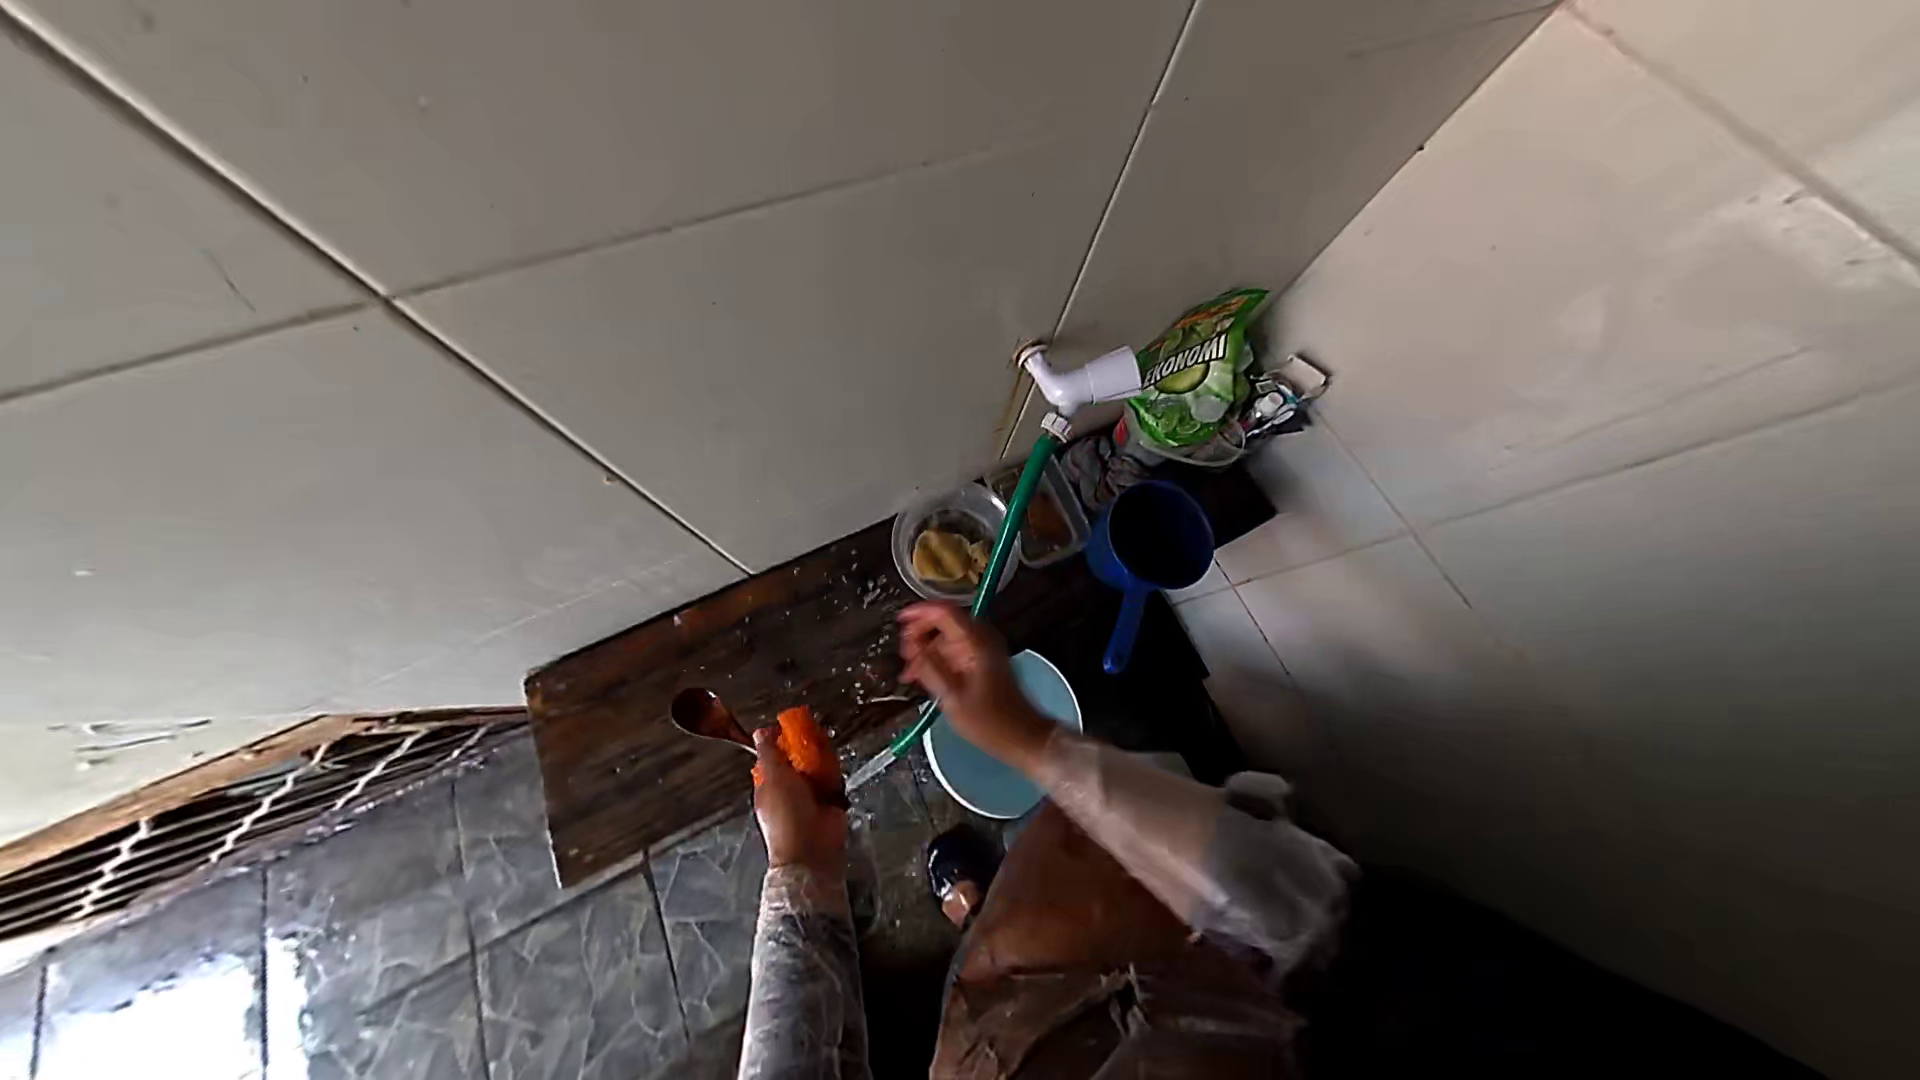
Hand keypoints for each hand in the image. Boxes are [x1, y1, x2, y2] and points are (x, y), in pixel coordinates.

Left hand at [753, 727, 847, 872]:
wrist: (812, 848)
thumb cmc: (786, 813)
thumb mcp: (773, 777)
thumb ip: (768, 753)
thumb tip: (759, 731)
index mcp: (770, 783)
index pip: (776, 755)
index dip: (784, 739)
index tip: (794, 724)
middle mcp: (790, 787)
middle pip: (799, 758)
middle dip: (807, 746)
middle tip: (815, 732)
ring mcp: (811, 794)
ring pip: (817, 766)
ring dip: (823, 757)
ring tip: (827, 744)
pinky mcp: (830, 799)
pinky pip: (834, 778)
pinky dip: (836, 771)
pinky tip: (837, 761)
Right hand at [898, 603, 1056, 773]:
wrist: (1021, 736)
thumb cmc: (992, 723)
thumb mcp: (951, 697)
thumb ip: (929, 667)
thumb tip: (911, 645)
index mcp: (977, 643)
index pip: (945, 612)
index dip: (920, 612)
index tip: (902, 620)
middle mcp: (983, 639)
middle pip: (945, 621)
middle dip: (921, 634)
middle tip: (905, 654)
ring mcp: (984, 648)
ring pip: (947, 636)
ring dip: (927, 649)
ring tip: (912, 672)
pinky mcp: (983, 659)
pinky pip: (955, 648)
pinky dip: (939, 657)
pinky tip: (926, 675)